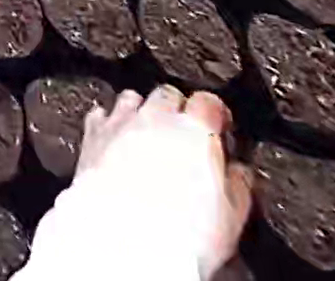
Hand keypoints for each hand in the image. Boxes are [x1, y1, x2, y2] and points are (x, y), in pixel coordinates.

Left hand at [75, 85, 254, 278]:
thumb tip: (240, 174)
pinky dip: (108, 123)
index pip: (209, 103)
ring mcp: (123, 121)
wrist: (126, 240)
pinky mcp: (95, 133)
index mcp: (195, 130)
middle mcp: (157, 116)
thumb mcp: (231, 217)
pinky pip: (100, 114)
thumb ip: (238, 185)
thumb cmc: (180, 233)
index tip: (218, 127)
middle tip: (182, 134)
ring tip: (147, 135)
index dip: (215, 114)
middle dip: (176, 110)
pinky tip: (113, 137)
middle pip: (169, 95)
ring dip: (141, 111)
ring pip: (133, 98)